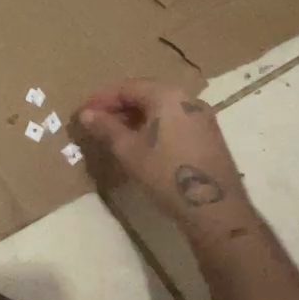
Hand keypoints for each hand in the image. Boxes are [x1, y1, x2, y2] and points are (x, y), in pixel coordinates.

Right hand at [77, 78, 245, 222]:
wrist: (216, 211)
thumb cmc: (167, 174)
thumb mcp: (128, 150)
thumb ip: (105, 127)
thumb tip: (86, 114)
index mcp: (167, 95)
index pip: (126, 88)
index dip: (101, 100)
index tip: (83, 114)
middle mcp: (188, 99)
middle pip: (145, 95)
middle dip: (118, 108)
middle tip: (97, 123)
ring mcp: (203, 118)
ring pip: (161, 110)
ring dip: (136, 119)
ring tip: (116, 135)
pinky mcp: (210, 137)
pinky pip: (175, 123)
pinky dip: (155, 128)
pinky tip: (143, 146)